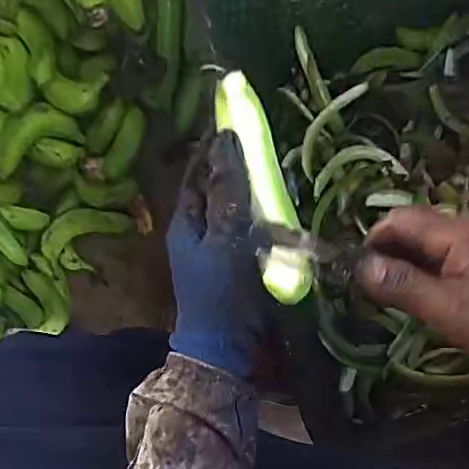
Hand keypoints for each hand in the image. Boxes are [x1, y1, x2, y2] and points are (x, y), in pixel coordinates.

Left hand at [166, 130, 266, 376]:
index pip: (198, 173)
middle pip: (218, 190)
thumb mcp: (222, 240)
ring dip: (254, 194)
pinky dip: (264, 221)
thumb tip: (226, 142)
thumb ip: (226, 194)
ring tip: (276, 173)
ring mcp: (218, 252)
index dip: (214, 147)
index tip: (235, 119)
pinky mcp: (238, 268)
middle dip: (238, 169)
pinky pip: (250, 234)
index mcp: (186, 222)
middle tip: (264, 145)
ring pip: (236, 211)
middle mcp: (199, 233)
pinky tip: (282, 211)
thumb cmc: (219, 293)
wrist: (226, 349)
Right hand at [356, 208, 468, 360]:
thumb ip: (401, 285)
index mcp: (456, 231)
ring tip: (399, 289)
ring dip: (410, 257)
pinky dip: (432, 262)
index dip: (373, 239)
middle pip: (416, 224)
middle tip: (375, 284)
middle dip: (390, 249)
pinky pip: (452, 248)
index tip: (360, 270)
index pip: (400, 219)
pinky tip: (431, 288)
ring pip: (434, 237)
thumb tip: (361, 267)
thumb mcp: (444, 307)